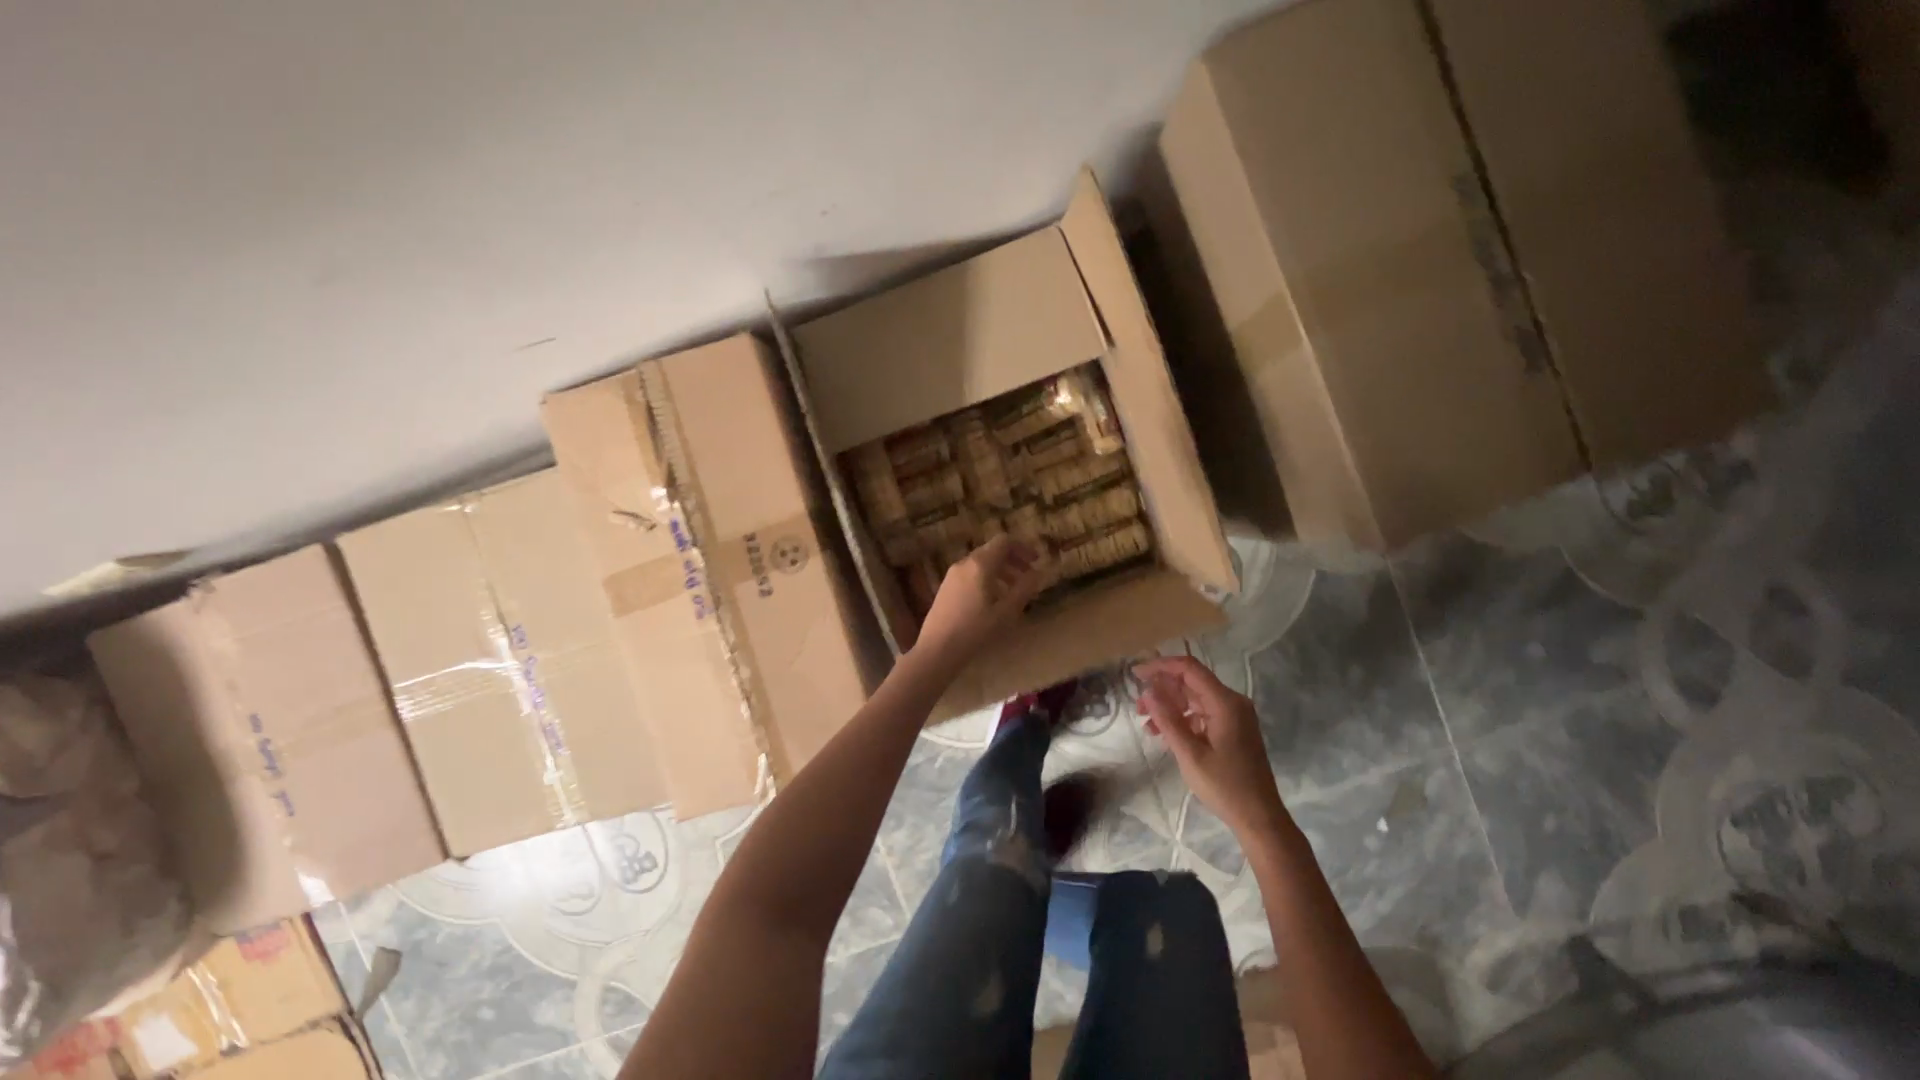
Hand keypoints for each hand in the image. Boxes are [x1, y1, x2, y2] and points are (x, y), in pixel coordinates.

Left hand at [912, 536, 1046, 668]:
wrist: (937, 650)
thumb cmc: (975, 631)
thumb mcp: (1006, 612)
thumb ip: (1024, 589)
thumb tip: (1038, 573)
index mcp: (980, 565)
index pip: (1004, 542)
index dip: (1023, 547)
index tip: (1036, 561)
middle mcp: (964, 563)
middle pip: (992, 551)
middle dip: (1013, 560)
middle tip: (1029, 576)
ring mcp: (952, 575)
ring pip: (981, 564)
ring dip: (1001, 571)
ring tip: (1014, 591)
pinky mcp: (946, 588)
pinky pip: (971, 574)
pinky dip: (987, 579)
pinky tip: (993, 600)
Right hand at [1135, 655, 1289, 840]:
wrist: (1259, 816)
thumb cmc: (1224, 786)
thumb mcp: (1190, 754)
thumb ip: (1168, 719)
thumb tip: (1148, 691)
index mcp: (1225, 703)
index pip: (1189, 669)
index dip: (1160, 667)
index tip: (1135, 675)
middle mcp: (1233, 703)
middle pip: (1192, 683)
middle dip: (1162, 690)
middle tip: (1138, 708)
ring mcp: (1235, 717)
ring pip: (1196, 700)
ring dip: (1171, 707)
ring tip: (1148, 724)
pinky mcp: (1234, 730)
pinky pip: (1204, 714)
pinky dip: (1184, 720)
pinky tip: (1167, 735)